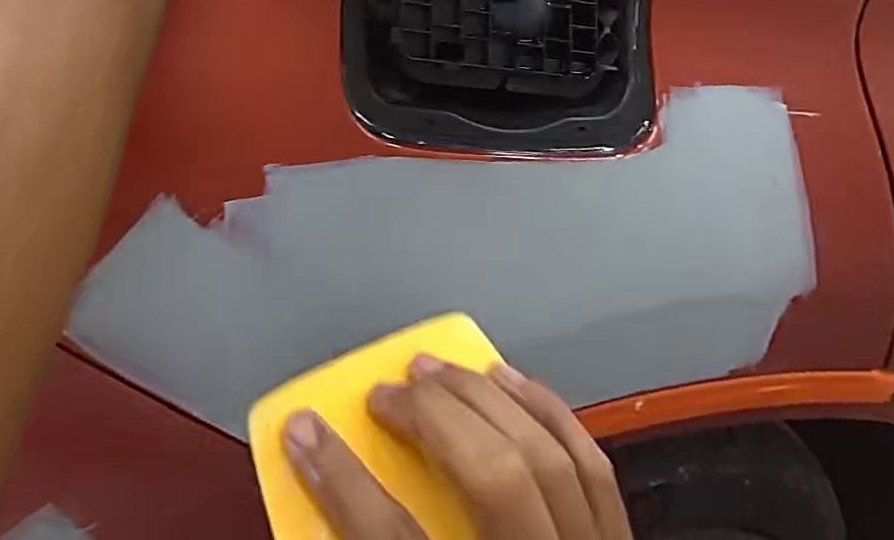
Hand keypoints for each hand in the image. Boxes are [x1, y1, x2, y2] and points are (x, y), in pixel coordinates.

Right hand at [284, 357, 630, 539]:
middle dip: (429, 417)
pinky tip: (504, 378)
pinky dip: (544, 411)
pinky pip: (591, 468)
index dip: (344, 480)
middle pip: (492, 481)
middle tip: (380, 394)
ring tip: (430, 370)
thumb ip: (370, 534)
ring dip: (479, 398)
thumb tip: (319, 468)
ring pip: (545, 459)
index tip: (302, 429)